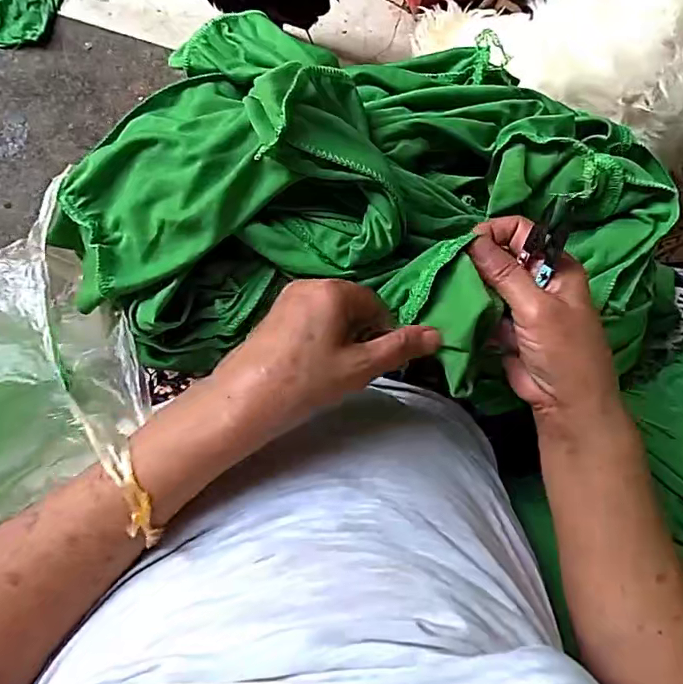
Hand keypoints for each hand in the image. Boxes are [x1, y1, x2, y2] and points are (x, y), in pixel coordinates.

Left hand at [203, 279, 441, 439]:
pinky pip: (310, 317)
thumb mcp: (359, 367)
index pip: (375, 303)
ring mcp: (287, 296)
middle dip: (360, 333)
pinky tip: (308, 364)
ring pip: (331, 312)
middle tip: (349, 368)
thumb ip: (399, 347)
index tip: (372, 361)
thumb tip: (438, 334)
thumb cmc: (306, 381)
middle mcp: (309, 283)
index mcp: (333, 289)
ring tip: (328, 369)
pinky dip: (319, 336)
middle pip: (352, 305)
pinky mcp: (273, 313)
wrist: (244, 400)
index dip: (381, 333)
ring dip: (340, 336)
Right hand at [467, 217, 619, 415]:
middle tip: (452, 266)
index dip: (495, 233)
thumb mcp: (536, 308)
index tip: (467, 243)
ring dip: (470, 283)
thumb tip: (472, 239)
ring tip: (448, 286)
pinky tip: (454, 307)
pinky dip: (470, 307)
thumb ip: (504, 272)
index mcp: (557, 266)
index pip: (523, 232)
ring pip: (488, 281)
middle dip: (477, 258)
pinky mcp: (505, 326)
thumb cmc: (563, 353)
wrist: (566, 405)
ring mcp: (521, 303)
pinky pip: (483, 307)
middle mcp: (539, 279)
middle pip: (501, 255)